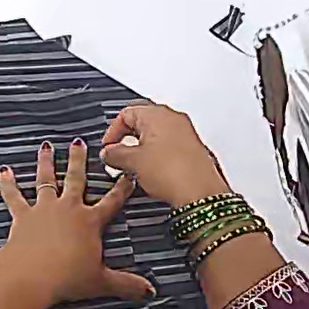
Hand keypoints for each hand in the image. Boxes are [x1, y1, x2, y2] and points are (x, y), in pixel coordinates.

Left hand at [0, 139, 152, 306]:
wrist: (31, 277)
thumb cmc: (66, 277)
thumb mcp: (101, 282)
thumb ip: (126, 284)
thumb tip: (149, 292)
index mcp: (90, 222)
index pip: (112, 201)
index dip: (122, 188)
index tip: (127, 175)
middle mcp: (68, 209)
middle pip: (76, 179)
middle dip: (79, 160)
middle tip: (80, 143)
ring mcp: (44, 209)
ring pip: (46, 179)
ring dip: (46, 162)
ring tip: (46, 146)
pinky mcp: (22, 216)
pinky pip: (14, 196)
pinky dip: (8, 184)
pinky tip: (4, 172)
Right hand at [99, 104, 230, 207]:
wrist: (200, 194)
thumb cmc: (174, 172)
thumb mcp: (134, 162)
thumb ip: (115, 154)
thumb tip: (109, 152)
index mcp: (157, 114)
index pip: (126, 113)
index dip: (113, 132)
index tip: (108, 148)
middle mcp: (173, 119)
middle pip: (141, 123)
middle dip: (127, 140)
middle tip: (119, 157)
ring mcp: (185, 134)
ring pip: (155, 135)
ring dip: (142, 149)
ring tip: (135, 167)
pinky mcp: (192, 150)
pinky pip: (168, 147)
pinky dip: (157, 156)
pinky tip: (153, 173)